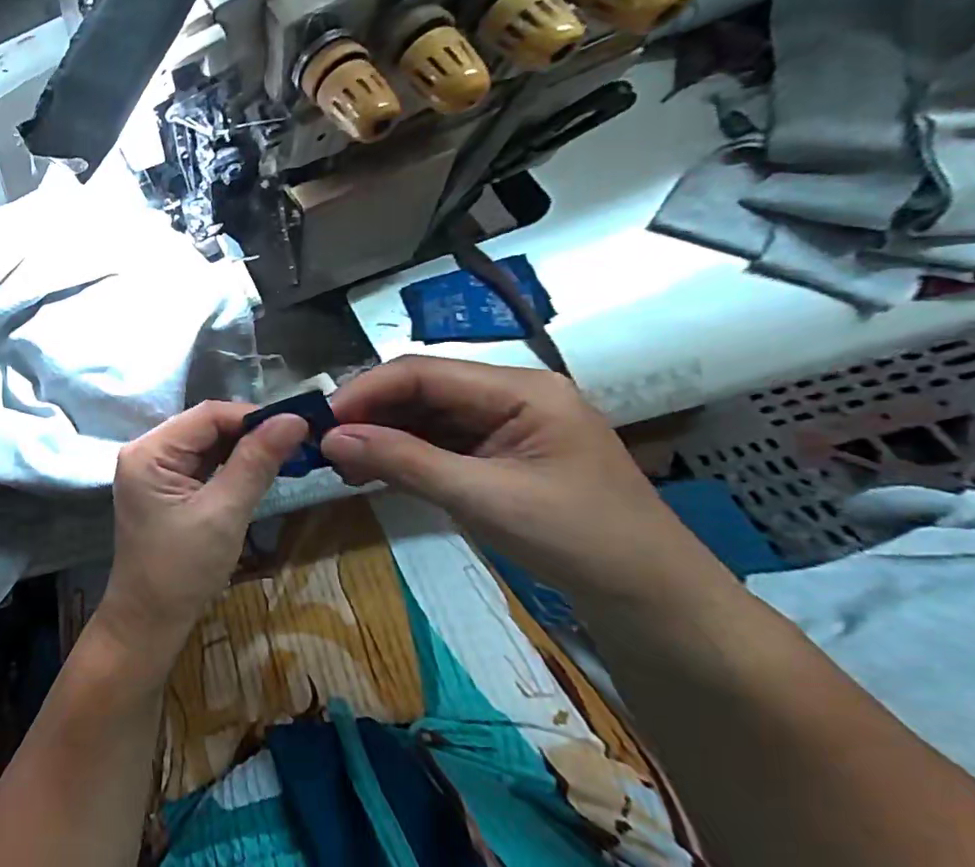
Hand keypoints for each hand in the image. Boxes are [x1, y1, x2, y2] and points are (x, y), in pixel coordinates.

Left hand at [98, 402, 308, 661]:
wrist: (149, 620)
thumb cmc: (183, 569)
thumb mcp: (224, 513)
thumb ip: (255, 463)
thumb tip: (293, 420)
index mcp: (149, 451)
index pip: (207, 415)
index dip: (253, 415)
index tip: (299, 424)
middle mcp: (145, 451)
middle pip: (205, 426)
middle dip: (250, 431)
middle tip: (300, 440)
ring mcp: (152, 470)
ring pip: (205, 444)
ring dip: (243, 448)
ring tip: (288, 453)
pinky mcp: (163, 489)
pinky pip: (200, 465)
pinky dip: (229, 466)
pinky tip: (259, 470)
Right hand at [319, 356, 727, 607]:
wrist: (654, 601)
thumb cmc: (580, 540)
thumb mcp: (485, 499)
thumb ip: (405, 461)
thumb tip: (331, 439)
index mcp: (520, 389)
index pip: (422, 372)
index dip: (365, 391)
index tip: (320, 421)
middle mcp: (509, 395)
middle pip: (420, 390)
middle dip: (368, 414)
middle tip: (321, 445)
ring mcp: (504, 424)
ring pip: (423, 416)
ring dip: (380, 436)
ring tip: (338, 463)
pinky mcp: (498, 453)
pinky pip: (436, 442)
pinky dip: (401, 455)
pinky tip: (369, 471)